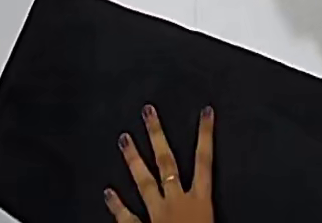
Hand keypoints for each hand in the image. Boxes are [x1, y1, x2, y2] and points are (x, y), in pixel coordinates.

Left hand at [105, 104, 214, 222]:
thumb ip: (210, 214)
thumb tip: (214, 209)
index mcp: (199, 203)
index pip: (205, 162)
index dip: (206, 135)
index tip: (205, 111)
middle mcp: (176, 203)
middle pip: (166, 162)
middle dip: (157, 135)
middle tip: (147, 111)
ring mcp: (156, 216)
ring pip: (144, 182)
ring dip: (133, 160)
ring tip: (123, 137)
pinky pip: (127, 219)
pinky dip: (117, 206)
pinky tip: (107, 192)